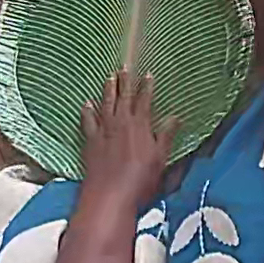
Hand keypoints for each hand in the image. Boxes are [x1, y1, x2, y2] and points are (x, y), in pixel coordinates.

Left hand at [79, 73, 177, 209]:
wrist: (110, 195)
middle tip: (124, 67)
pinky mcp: (90, 141)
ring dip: (107, 90)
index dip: (147, 86)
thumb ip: (166, 136)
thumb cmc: (140, 180)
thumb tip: (176, 117)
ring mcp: (103, 130)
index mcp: (140, 125)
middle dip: (125, 81)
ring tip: (108, 77)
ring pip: (105, 104)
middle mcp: (121, 123)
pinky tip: (87, 103)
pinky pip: (88, 120)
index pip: (145, 100)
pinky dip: (87, 110)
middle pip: (123, 97)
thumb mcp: (161, 158)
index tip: (148, 74)